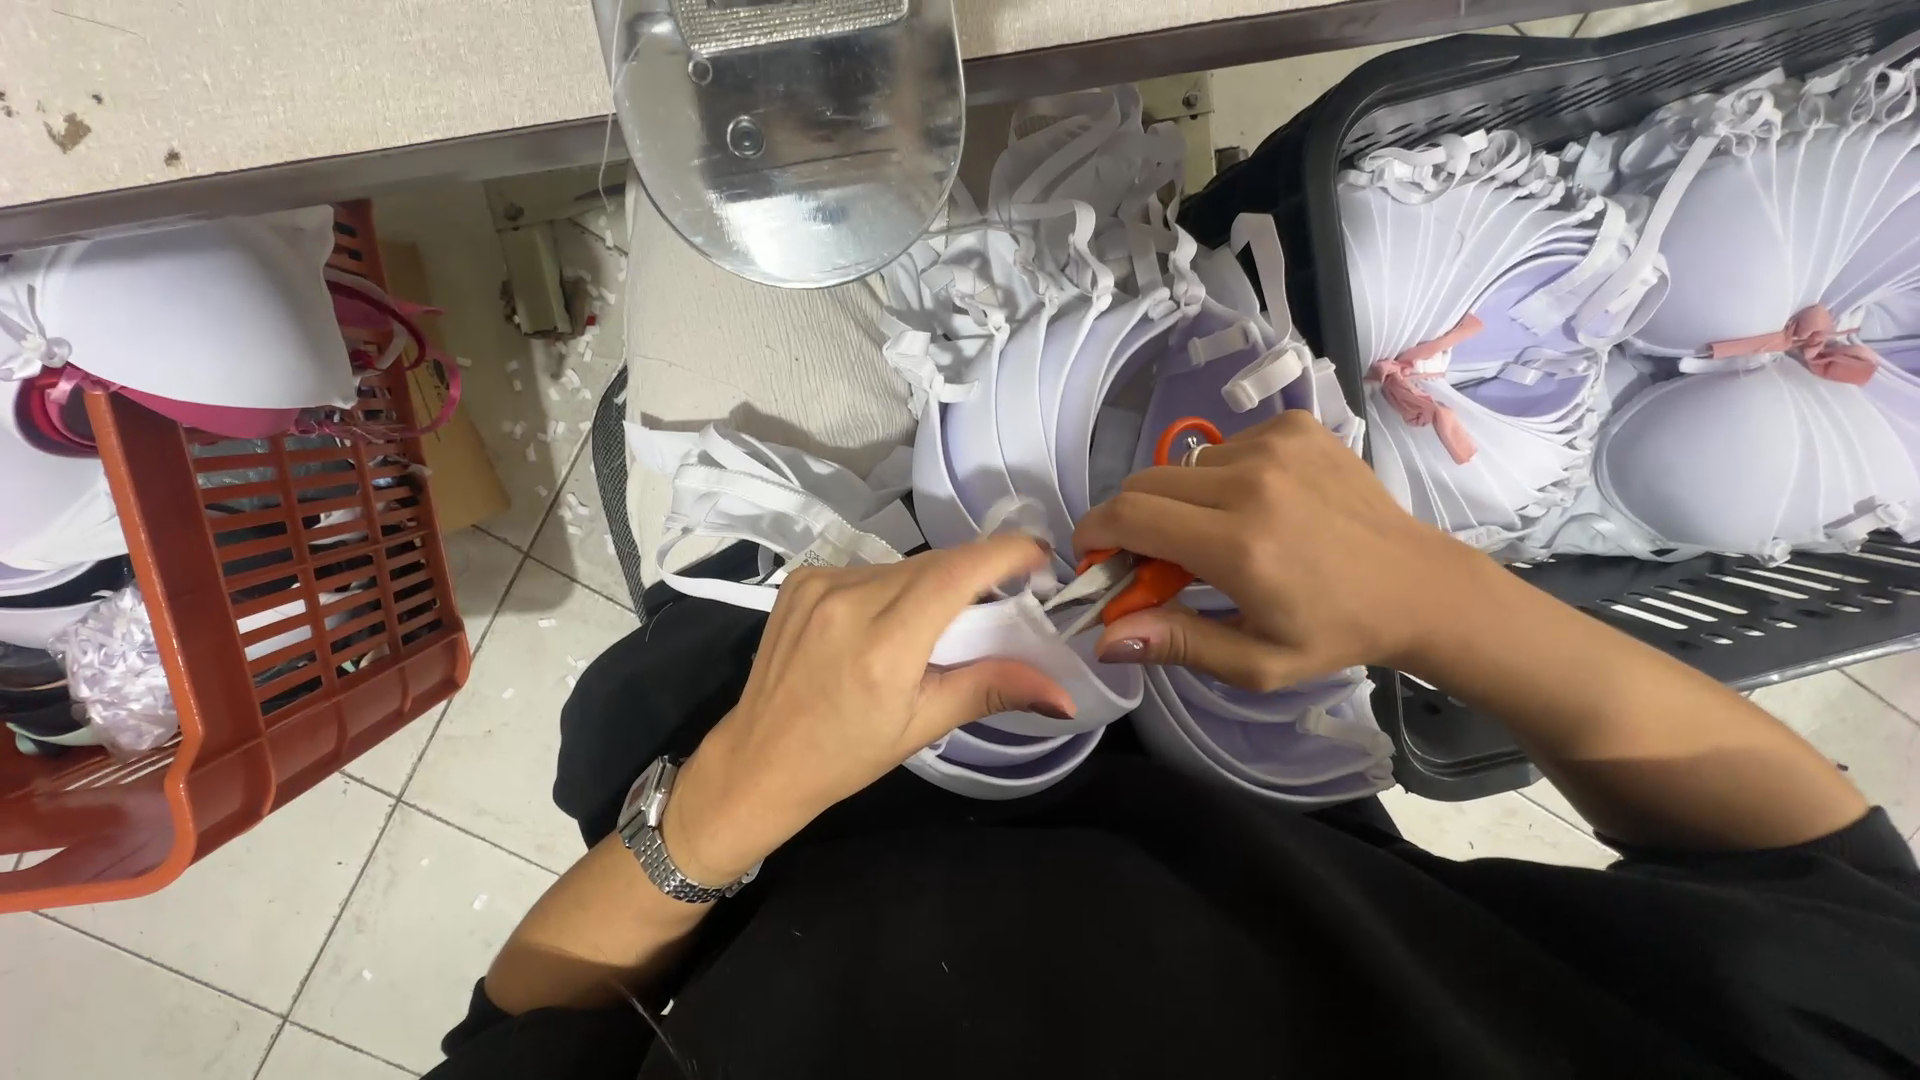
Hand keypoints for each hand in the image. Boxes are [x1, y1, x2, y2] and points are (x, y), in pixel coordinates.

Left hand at [660, 536, 1074, 883]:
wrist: (758, 758)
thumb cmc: (845, 755)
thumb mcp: (921, 726)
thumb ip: (991, 689)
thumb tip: (1066, 695)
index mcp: (882, 645)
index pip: (955, 574)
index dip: (1003, 554)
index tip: (1039, 555)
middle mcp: (848, 600)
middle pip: (935, 565)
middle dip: (976, 572)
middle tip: (1003, 597)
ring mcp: (819, 583)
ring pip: (903, 565)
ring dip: (933, 582)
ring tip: (941, 620)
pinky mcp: (802, 578)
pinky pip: (870, 569)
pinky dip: (894, 585)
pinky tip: (889, 618)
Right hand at [1072, 411, 1494, 690]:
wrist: (1417, 585)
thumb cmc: (1332, 632)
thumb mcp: (1254, 661)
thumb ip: (1175, 643)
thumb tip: (1103, 636)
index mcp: (1239, 545)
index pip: (1129, 516)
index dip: (1095, 533)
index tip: (1093, 556)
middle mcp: (1252, 482)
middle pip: (1143, 484)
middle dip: (1130, 520)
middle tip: (1151, 557)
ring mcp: (1276, 445)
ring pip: (1182, 466)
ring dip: (1180, 501)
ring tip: (1216, 534)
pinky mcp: (1295, 427)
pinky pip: (1223, 447)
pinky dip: (1219, 477)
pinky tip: (1256, 505)